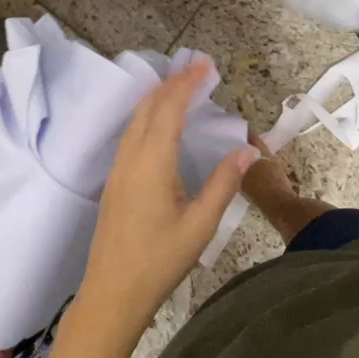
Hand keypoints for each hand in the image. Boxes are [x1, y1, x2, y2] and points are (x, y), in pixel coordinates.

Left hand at [78, 59, 254, 335]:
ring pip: (136, 119)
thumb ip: (223, 184)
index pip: (169, 108)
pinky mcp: (114, 181)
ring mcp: (118, 169)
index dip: (186, 82)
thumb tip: (247, 152)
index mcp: (151, 163)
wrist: (111, 294)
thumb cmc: (159, 261)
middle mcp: (130, 157)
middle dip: (172, 82)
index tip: (205, 63)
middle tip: (198, 69)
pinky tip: (162, 123)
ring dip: (158, 97)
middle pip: (148, 106)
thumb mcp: (200, 226)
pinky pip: (131, 134)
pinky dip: (149, 115)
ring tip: (183, 88)